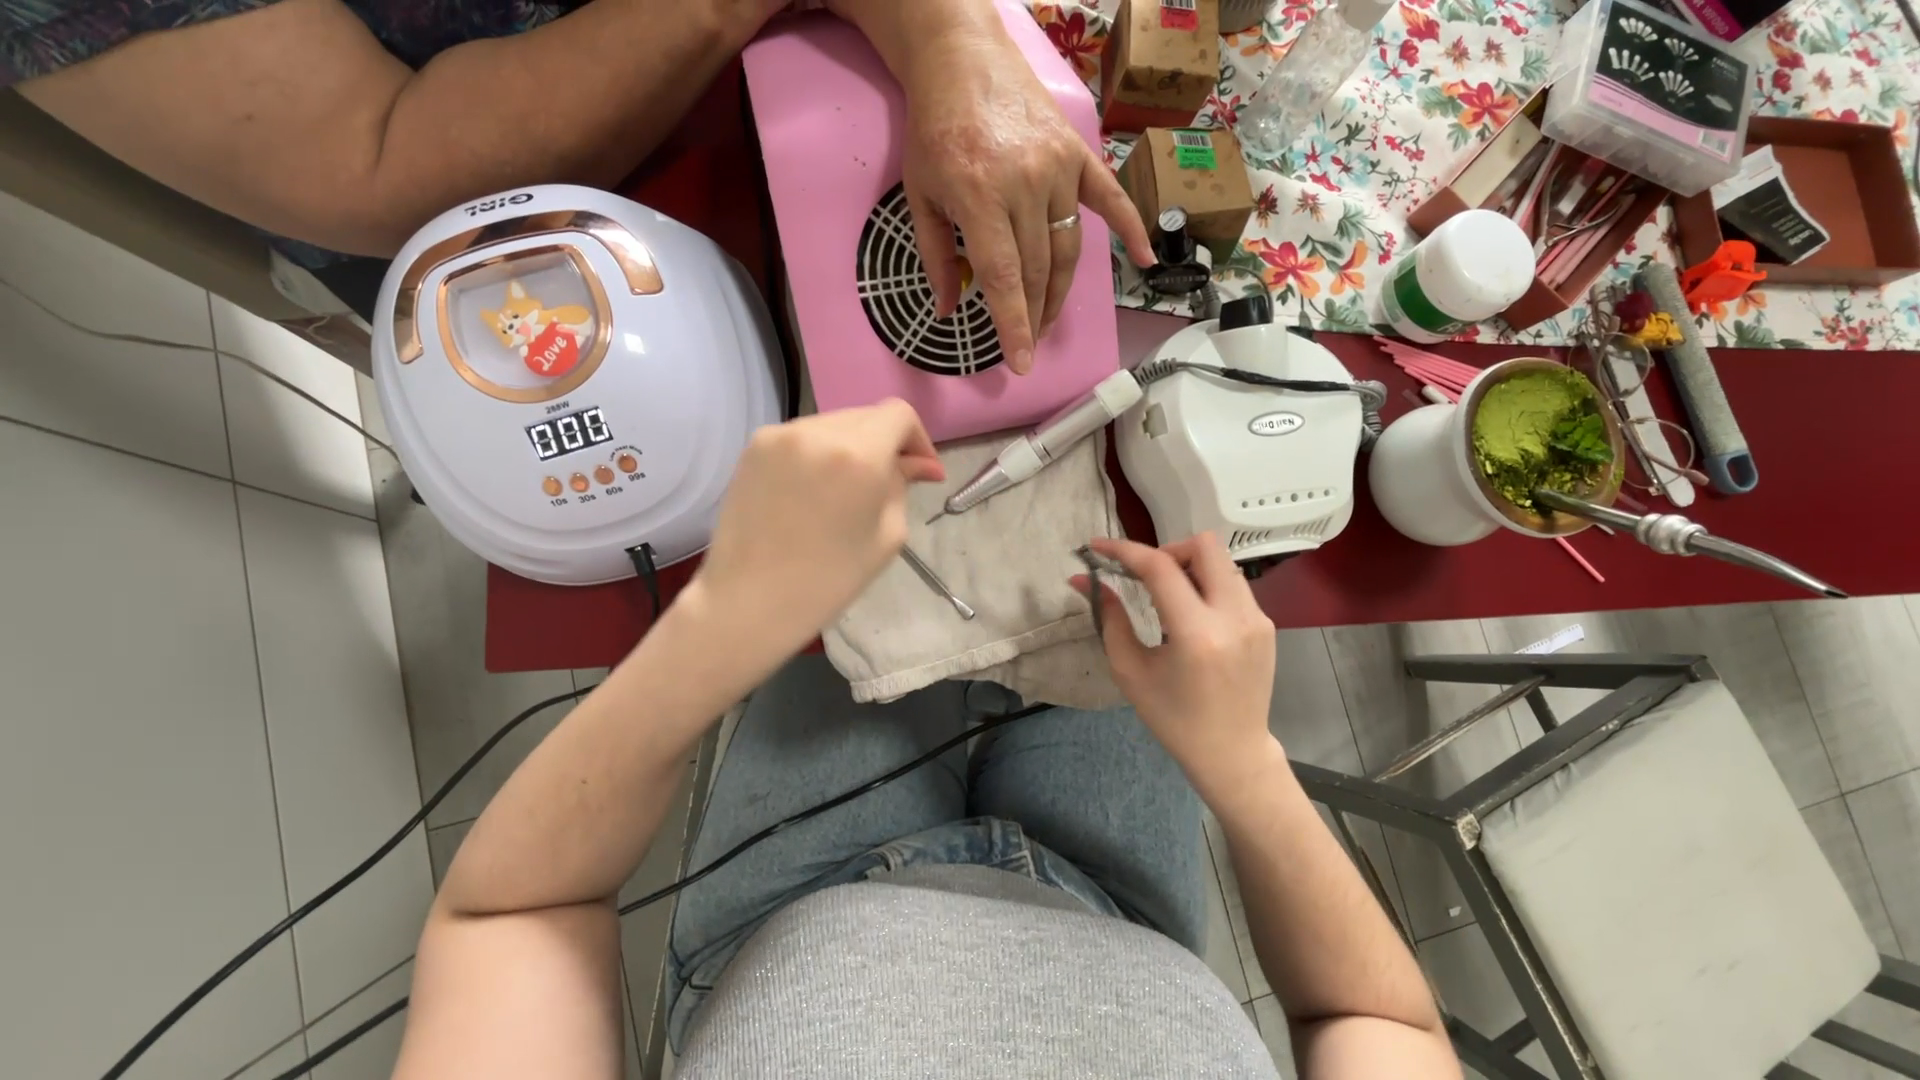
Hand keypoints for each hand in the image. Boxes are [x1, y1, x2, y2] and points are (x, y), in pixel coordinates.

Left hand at [694, 400, 944, 652]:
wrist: (749, 601)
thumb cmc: (828, 580)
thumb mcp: (886, 537)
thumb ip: (902, 487)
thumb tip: (918, 463)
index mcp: (858, 455)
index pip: (899, 414)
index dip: (917, 439)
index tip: (921, 471)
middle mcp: (818, 431)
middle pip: (866, 416)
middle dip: (884, 443)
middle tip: (890, 482)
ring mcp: (779, 435)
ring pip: (832, 424)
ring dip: (850, 447)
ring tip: (847, 490)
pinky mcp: (754, 447)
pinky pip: (801, 437)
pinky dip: (817, 454)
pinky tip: (814, 491)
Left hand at [895, 19, 1153, 373]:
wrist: (962, 59)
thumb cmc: (935, 130)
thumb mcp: (920, 196)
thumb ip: (936, 256)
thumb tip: (946, 311)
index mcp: (980, 196)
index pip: (1004, 277)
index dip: (1014, 325)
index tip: (1021, 363)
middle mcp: (1026, 185)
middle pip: (1038, 269)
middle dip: (1033, 313)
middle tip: (1028, 341)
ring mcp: (1058, 168)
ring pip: (1067, 248)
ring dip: (1060, 291)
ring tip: (1047, 318)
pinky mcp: (1078, 155)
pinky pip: (1110, 199)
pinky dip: (1130, 229)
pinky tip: (1145, 261)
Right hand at [1074, 534, 1278, 792]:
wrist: (1231, 752)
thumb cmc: (1173, 718)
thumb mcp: (1131, 670)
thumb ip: (1110, 618)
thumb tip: (1083, 579)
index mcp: (1196, 634)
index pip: (1160, 568)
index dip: (1124, 550)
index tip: (1097, 547)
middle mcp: (1233, 618)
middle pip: (1204, 546)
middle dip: (1167, 550)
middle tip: (1146, 576)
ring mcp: (1256, 619)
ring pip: (1221, 561)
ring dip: (1189, 567)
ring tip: (1169, 598)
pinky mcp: (1266, 624)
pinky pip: (1233, 584)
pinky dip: (1207, 586)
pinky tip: (1192, 617)